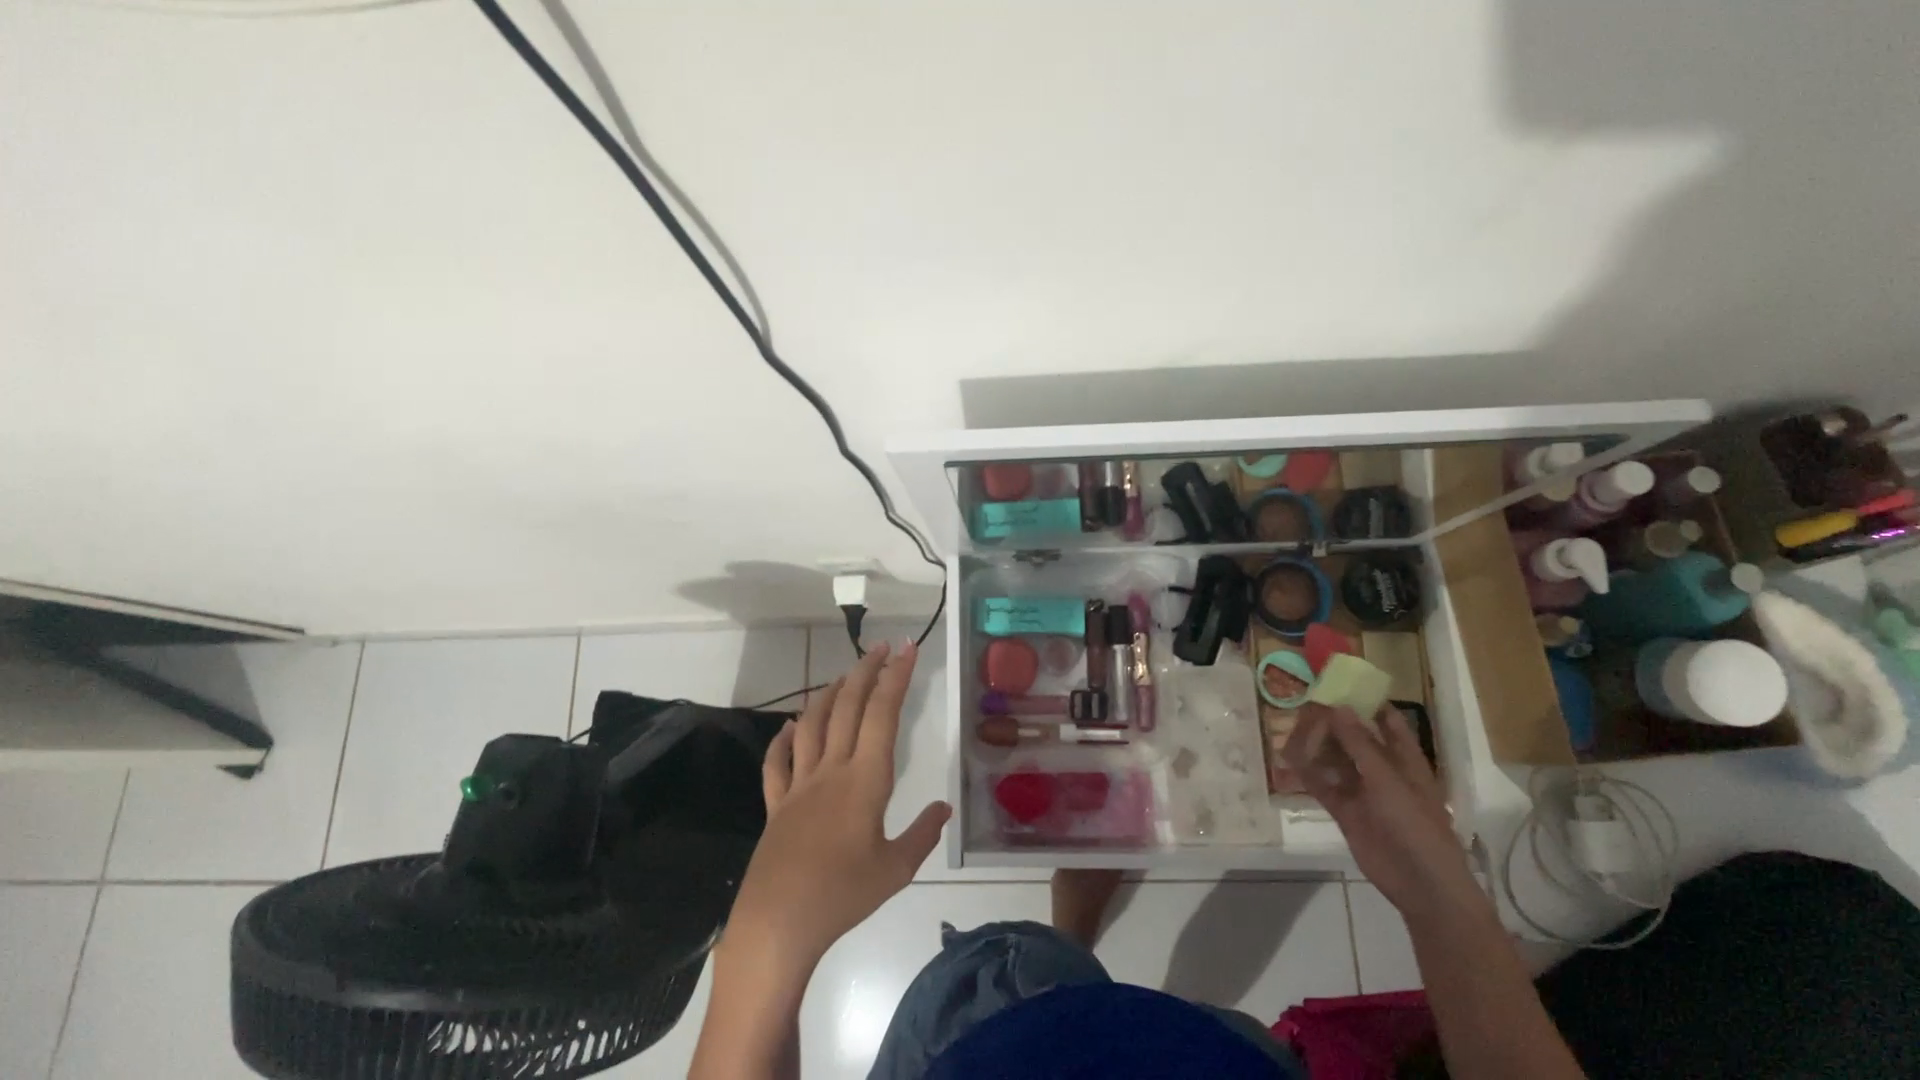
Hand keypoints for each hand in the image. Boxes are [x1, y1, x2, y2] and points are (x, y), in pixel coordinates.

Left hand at [726, 641, 950, 973]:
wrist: (779, 921)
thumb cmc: (843, 895)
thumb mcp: (896, 870)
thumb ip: (922, 835)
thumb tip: (943, 809)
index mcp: (865, 779)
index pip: (882, 714)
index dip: (896, 678)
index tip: (908, 650)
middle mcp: (831, 770)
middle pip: (847, 707)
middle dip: (866, 672)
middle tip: (882, 649)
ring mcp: (798, 785)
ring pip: (812, 724)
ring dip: (828, 694)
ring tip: (844, 677)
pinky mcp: (775, 805)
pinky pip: (777, 762)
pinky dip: (785, 739)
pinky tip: (791, 727)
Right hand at [1283, 703, 1481, 922]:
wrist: (1420, 882)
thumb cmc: (1415, 824)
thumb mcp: (1388, 780)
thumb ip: (1360, 744)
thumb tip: (1338, 707)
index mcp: (1406, 760)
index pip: (1389, 722)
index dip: (1368, 702)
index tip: (1341, 682)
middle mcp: (1384, 772)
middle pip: (1357, 740)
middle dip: (1335, 722)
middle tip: (1304, 701)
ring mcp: (1364, 793)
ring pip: (1337, 762)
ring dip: (1318, 746)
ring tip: (1291, 725)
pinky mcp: (1347, 813)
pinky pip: (1324, 788)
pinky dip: (1308, 774)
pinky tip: (1288, 759)